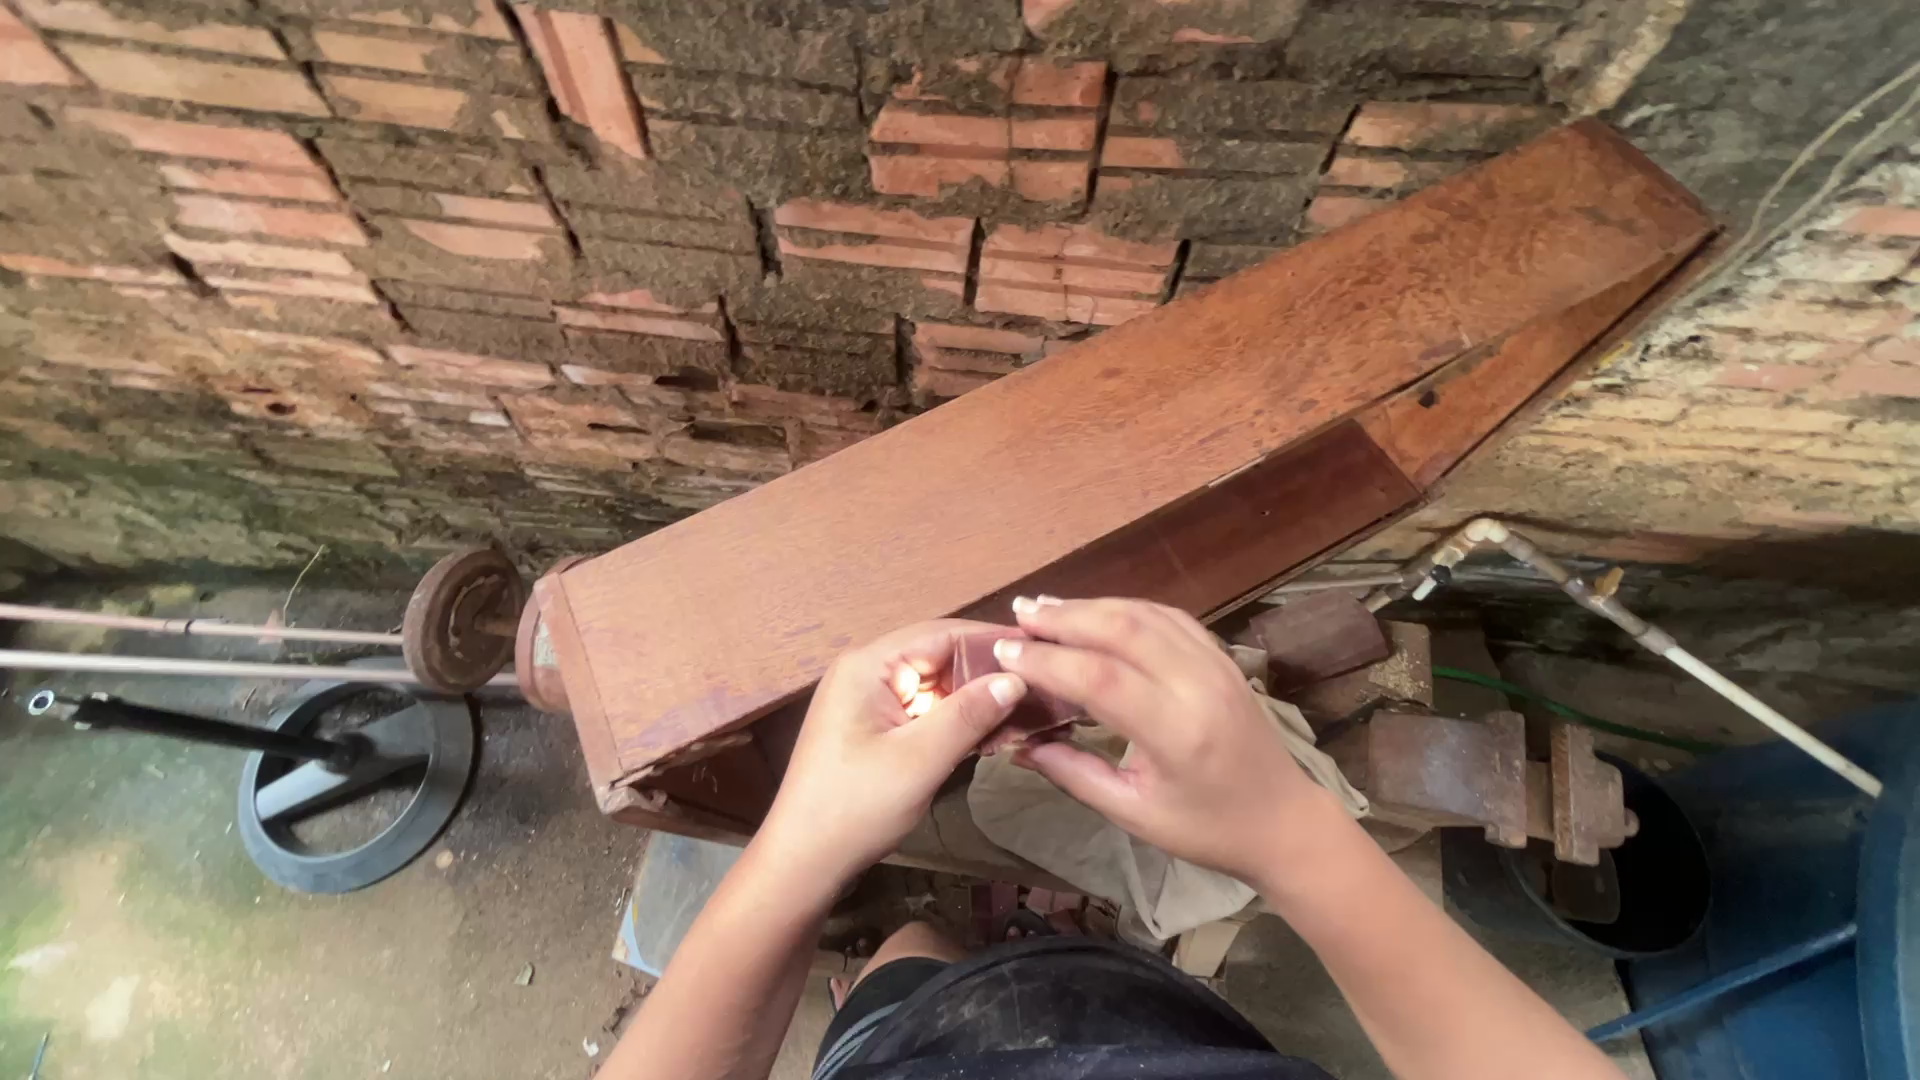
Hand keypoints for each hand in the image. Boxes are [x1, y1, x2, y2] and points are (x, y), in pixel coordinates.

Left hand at [757, 619, 1028, 888]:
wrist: (803, 862)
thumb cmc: (856, 807)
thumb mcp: (919, 759)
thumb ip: (969, 714)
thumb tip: (1017, 677)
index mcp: (869, 665)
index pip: (942, 633)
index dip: (992, 640)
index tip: (1041, 651)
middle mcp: (868, 670)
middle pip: (940, 655)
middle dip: (989, 671)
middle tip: (1044, 683)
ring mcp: (871, 699)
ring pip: (938, 683)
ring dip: (977, 696)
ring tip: (1031, 706)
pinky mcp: (877, 725)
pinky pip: (927, 709)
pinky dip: (959, 718)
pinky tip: (995, 730)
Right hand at [997, 596, 1348, 886]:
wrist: (1285, 822)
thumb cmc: (1207, 829)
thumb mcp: (1132, 812)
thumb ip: (1072, 773)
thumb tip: (1017, 744)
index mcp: (1176, 733)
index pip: (1099, 677)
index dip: (1046, 659)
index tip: (1004, 651)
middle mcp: (1198, 686)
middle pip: (1121, 629)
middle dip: (1063, 617)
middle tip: (1019, 613)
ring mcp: (1216, 664)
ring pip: (1144, 614)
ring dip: (1090, 605)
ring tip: (1045, 606)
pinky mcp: (1222, 657)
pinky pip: (1168, 616)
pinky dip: (1126, 607)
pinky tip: (1097, 610)